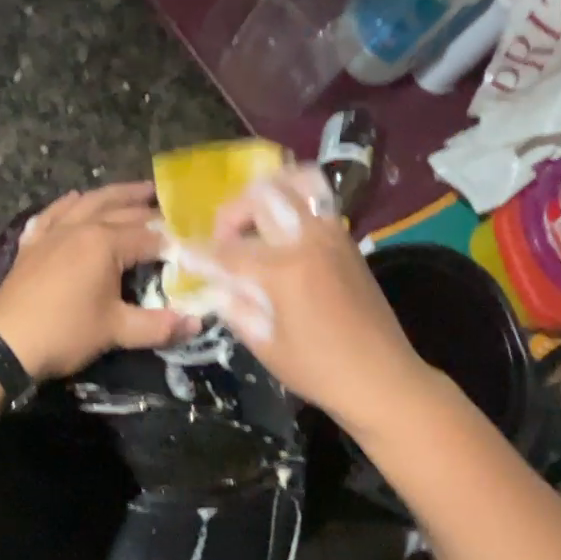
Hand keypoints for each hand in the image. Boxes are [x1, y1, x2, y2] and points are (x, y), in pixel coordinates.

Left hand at [0, 183, 201, 379]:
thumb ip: (157, 326)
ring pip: (86, 204)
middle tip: (168, 205)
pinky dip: (67, 206)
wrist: (5, 346)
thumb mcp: (116, 331)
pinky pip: (51, 215)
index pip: (148, 236)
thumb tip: (197, 325)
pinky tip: (74, 201)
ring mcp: (51, 233)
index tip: (188, 243)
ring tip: (132, 192)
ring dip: (112, 196)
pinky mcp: (30, 246)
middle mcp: (79, 227)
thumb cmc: (64, 334)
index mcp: (105, 243)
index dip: (170, 241)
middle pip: (120, 211)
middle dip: (146, 209)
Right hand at [205, 167, 428, 417]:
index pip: (228, 252)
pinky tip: (278, 237)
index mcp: (284, 271)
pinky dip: (291, 205)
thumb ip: (236, 309)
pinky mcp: (347, 242)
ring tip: (253, 223)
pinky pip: (316, 202)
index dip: (198, 254)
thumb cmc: (318, 370)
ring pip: (298, 183)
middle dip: (233, 212)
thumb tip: (216, 287)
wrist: (381, 376)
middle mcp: (309, 241)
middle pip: (263, 195)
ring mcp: (333, 235)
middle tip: (222, 239)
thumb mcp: (265, 346)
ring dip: (268, 194)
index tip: (179, 254)